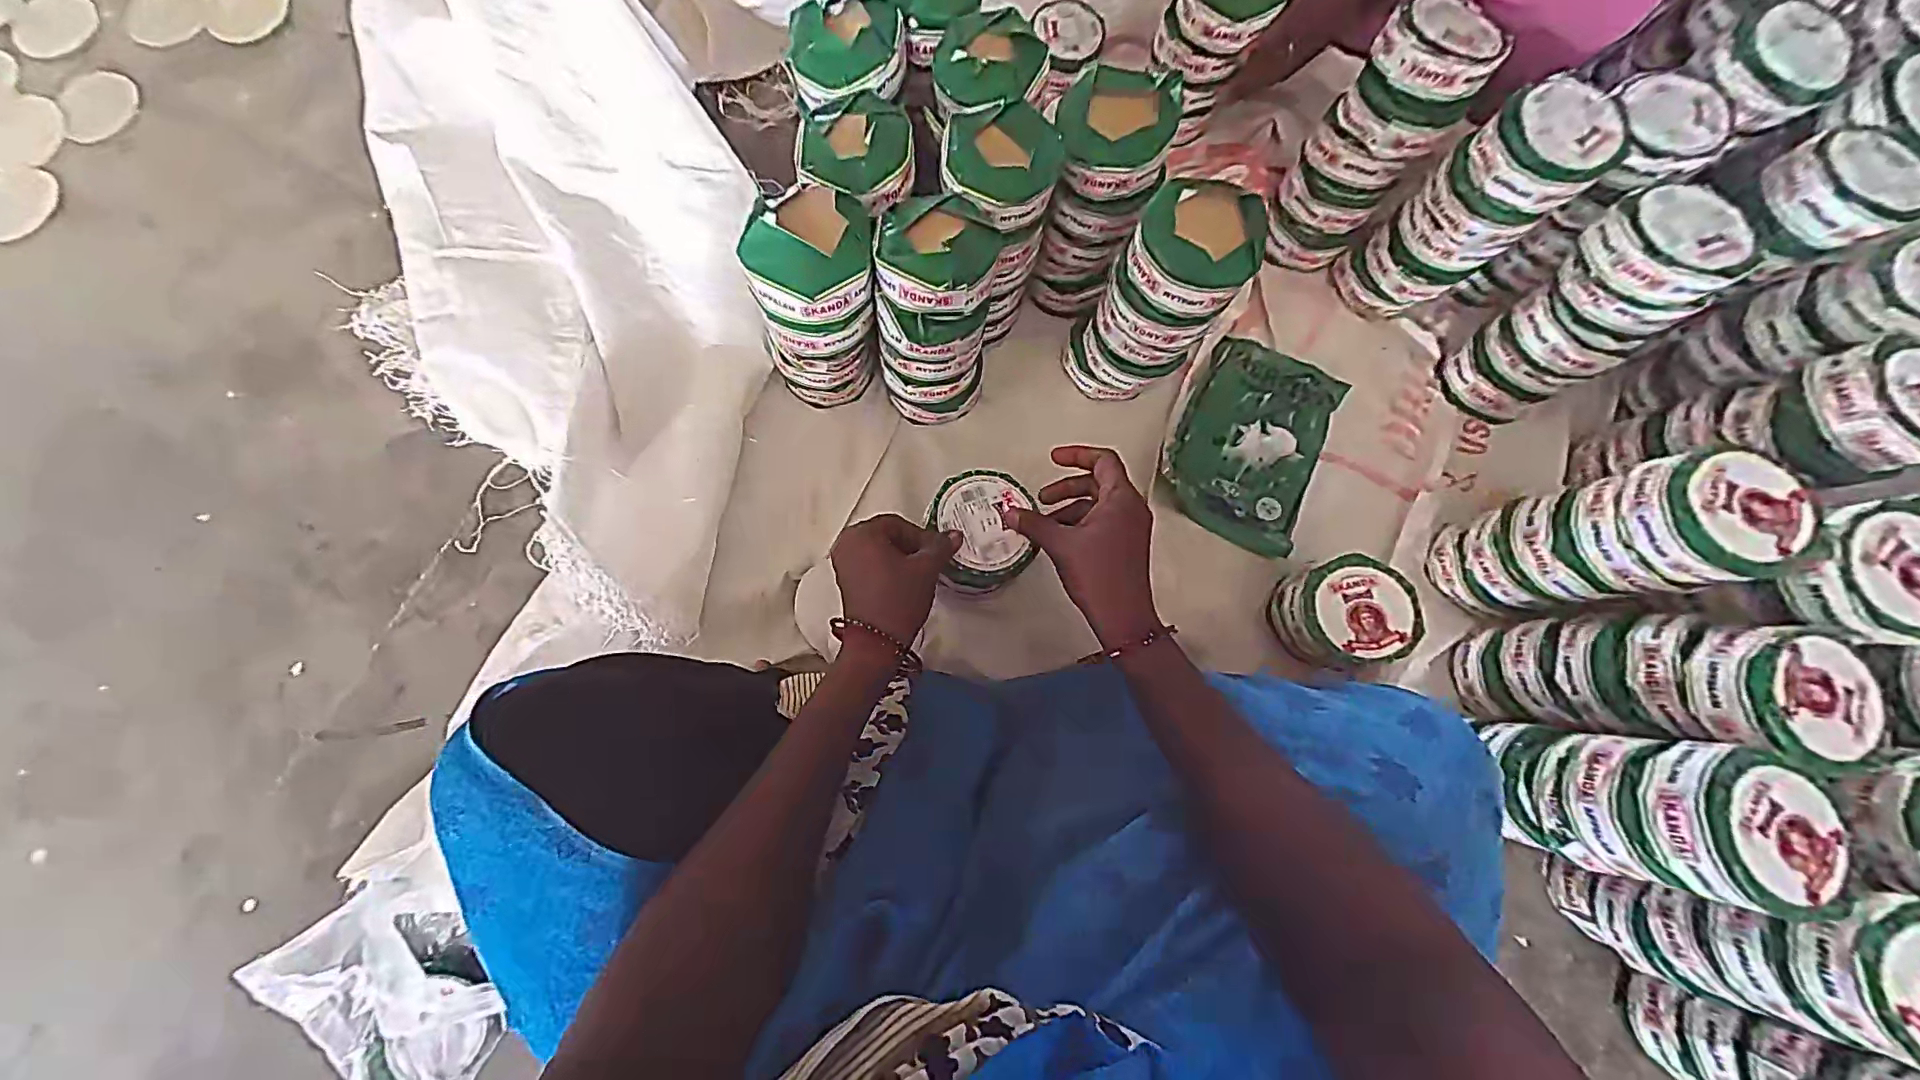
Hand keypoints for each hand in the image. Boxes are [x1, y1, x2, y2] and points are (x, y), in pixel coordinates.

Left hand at [830, 514, 957, 649]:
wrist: (877, 641)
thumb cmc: (898, 600)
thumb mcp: (926, 569)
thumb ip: (940, 547)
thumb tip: (953, 535)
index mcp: (861, 533)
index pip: (898, 524)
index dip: (921, 536)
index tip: (936, 551)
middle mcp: (846, 544)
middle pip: (886, 535)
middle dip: (910, 546)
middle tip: (929, 561)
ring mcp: (842, 563)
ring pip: (878, 551)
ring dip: (900, 558)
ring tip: (918, 574)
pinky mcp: (845, 582)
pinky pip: (869, 564)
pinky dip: (887, 568)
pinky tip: (903, 583)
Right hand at [1003, 446, 1159, 648]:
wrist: (1123, 616)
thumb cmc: (1099, 576)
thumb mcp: (1061, 544)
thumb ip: (1033, 523)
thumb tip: (1010, 512)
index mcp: (1121, 499)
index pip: (1103, 461)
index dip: (1077, 455)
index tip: (1055, 458)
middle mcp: (1132, 508)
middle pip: (1099, 482)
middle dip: (1068, 486)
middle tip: (1044, 498)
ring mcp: (1132, 527)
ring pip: (1099, 504)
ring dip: (1071, 507)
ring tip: (1045, 523)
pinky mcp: (1127, 544)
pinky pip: (1104, 521)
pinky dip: (1081, 522)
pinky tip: (1059, 538)